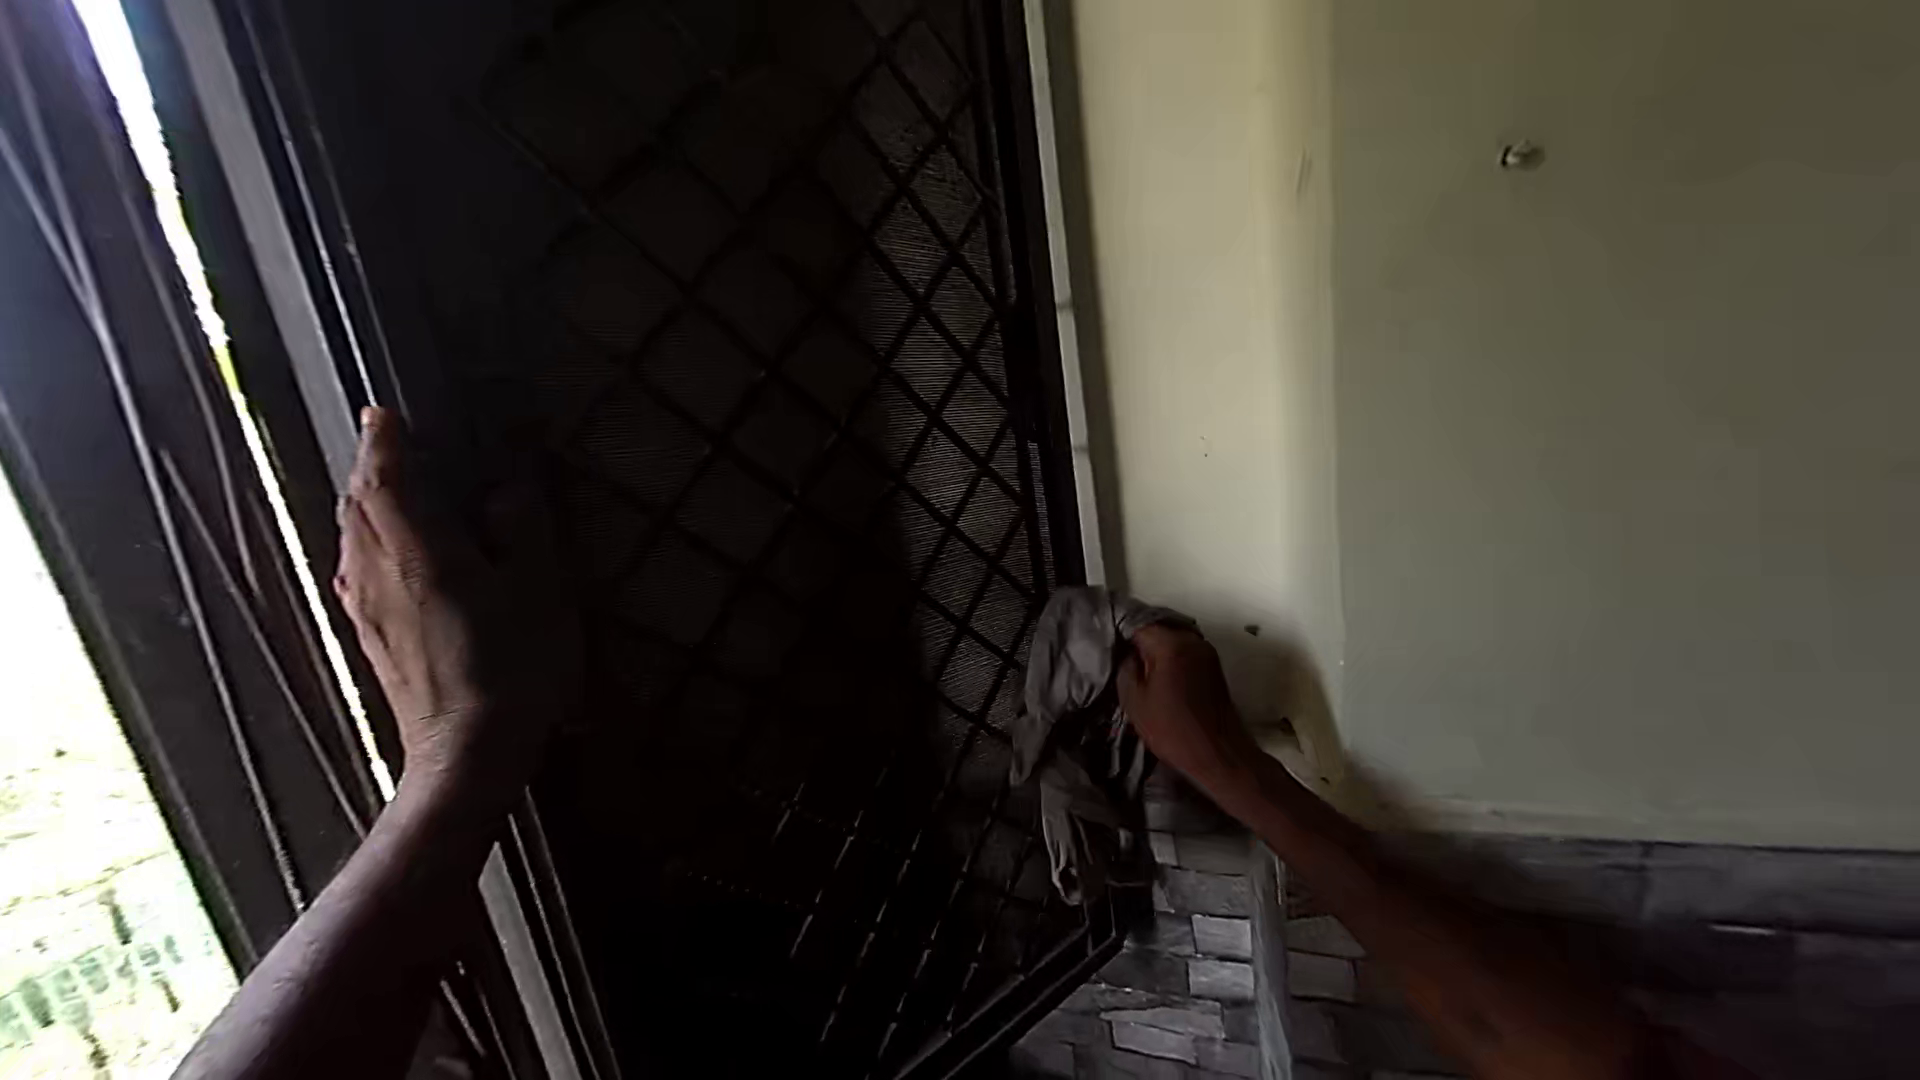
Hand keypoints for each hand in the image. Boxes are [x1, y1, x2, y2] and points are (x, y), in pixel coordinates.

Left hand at [333, 407, 576, 802]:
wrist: (470, 746)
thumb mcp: (542, 591)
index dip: (385, 445)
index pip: (387, 484)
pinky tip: (389, 555)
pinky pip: (356, 569)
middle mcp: (377, 576)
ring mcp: (366, 610)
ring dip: (367, 504)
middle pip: (357, 507)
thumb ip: (525, 532)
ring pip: (351, 539)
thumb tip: (507, 488)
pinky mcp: (371, 637)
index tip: (386, 413)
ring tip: (394, 491)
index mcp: (422, 557)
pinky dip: (368, 540)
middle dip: (372, 470)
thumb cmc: (517, 662)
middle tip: (396, 447)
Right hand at [1118, 625, 1257, 790]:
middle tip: (1122, 658)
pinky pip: (1184, 650)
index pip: (1137, 624)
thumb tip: (1126, 652)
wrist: (1218, 755)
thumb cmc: (1172, 729)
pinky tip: (1159, 675)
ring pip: (1172, 639)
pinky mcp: (1213, 665)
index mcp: (1171, 645)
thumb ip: (1126, 667)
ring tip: (1138, 667)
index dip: (1121, 635)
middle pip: (1157, 628)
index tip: (1110, 648)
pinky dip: (1170, 657)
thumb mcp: (1134, 700)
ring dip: (1156, 649)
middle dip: (1139, 640)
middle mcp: (1192, 640)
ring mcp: (1206, 652)